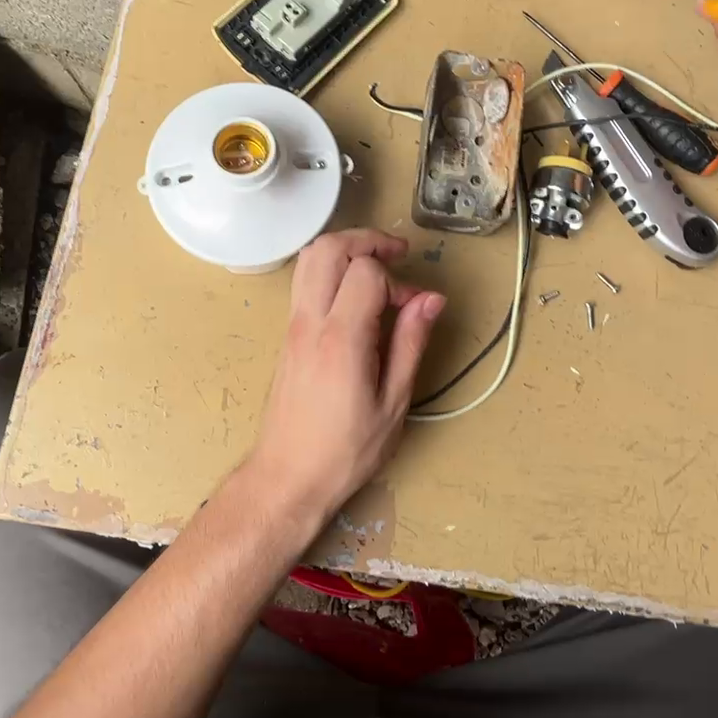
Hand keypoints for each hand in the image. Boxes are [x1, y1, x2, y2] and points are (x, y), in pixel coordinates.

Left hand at [243, 229, 445, 521]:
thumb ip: (411, 343)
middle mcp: (310, 322)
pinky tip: (355, 296)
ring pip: (308, 258)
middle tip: (397, 255)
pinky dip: (330, 270)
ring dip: (345, 250)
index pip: (365, 272)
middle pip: (327, 248)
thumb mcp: (393, 403)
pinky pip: (304, 280)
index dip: (396, 279)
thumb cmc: (346, 450)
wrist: (287, 477)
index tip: (413, 306)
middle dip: (366, 240)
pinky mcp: (287, 333)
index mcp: (341, 339)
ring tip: (377, 268)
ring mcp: (292, 325)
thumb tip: (431, 298)